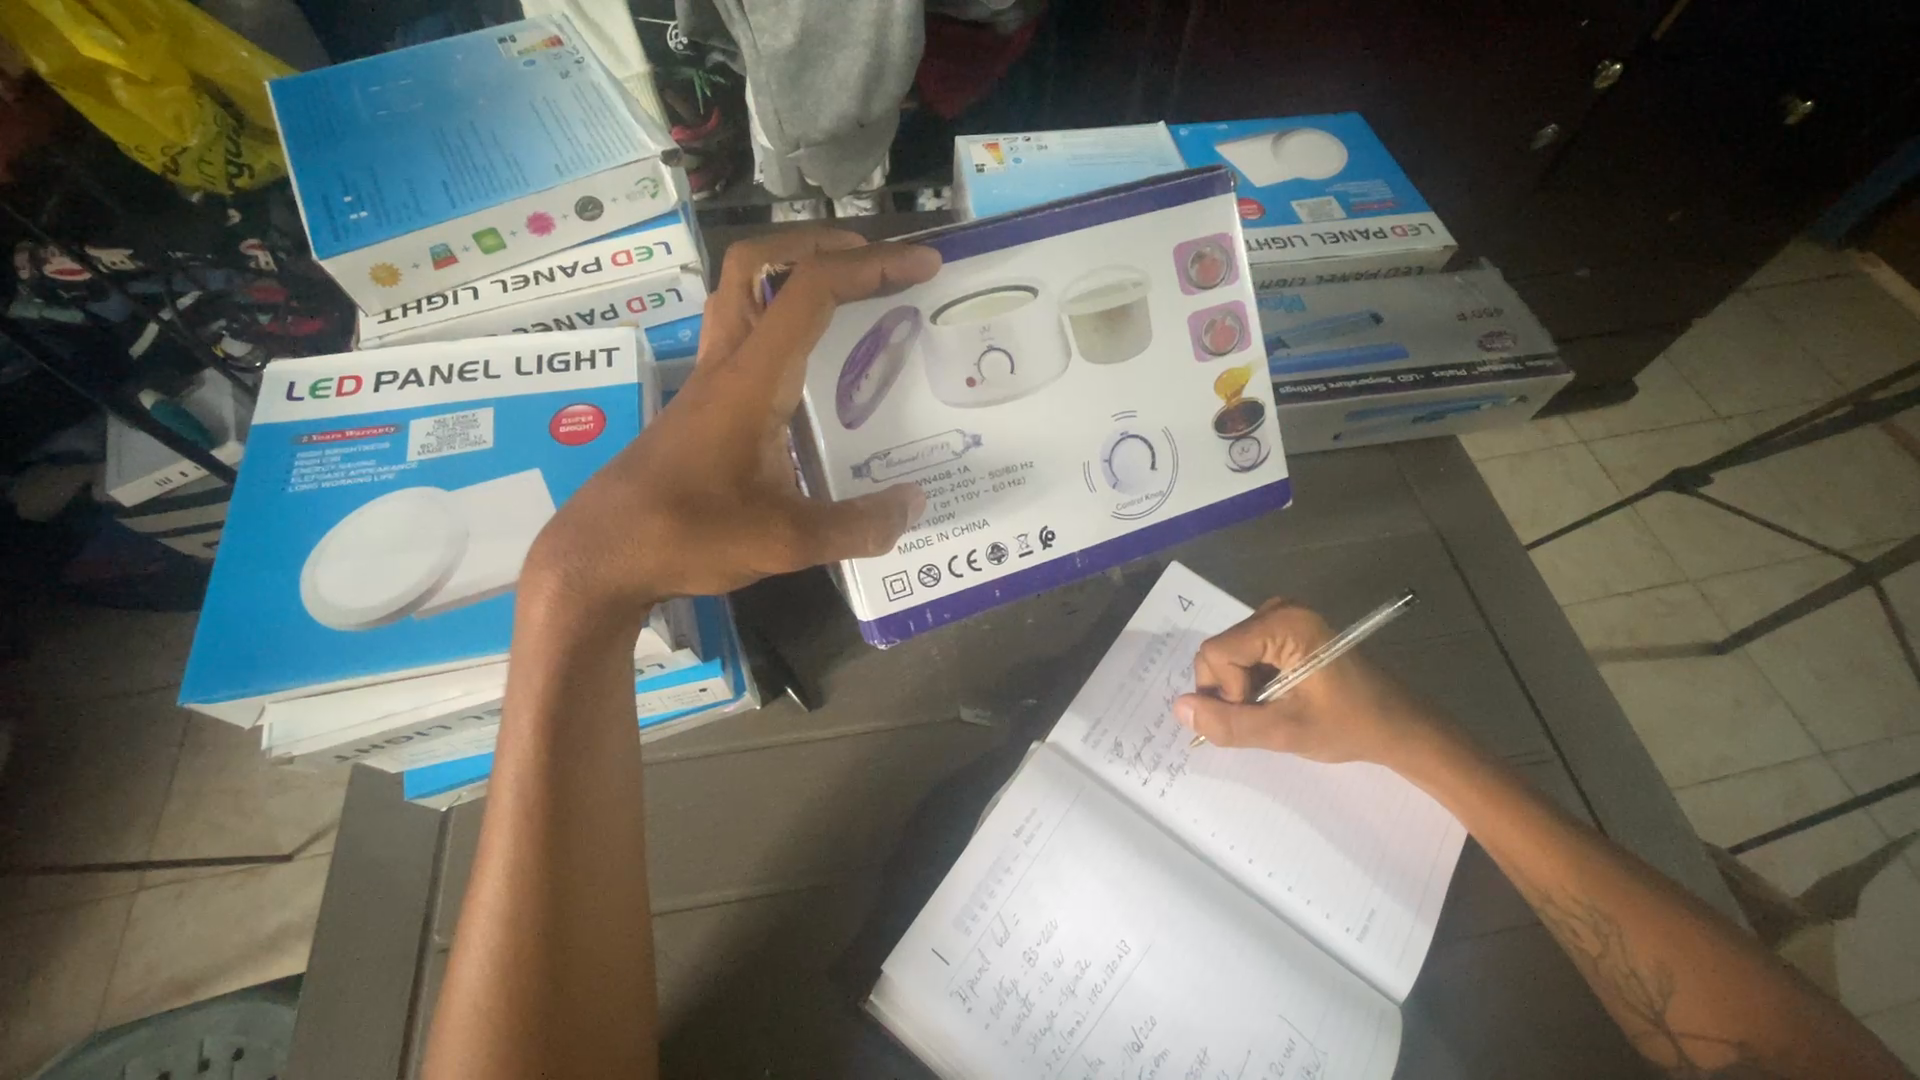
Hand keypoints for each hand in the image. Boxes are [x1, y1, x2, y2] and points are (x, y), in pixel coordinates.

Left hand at [521, 228, 941, 633]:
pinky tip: (813, 378)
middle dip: (820, 246)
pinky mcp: (701, 410)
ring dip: (793, 280)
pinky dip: (782, 330)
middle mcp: (726, 366)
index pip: (810, 289)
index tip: (921, 266)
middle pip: (758, 265)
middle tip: (874, 264)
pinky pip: (742, 341)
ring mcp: (708, 385)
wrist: (599, 559)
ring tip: (849, 304)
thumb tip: (914, 505)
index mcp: (751, 379)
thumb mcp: (786, 541)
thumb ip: (856, 525)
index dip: (871, 265)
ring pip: (742, 298)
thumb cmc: (686, 536)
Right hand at [1173, 599, 1446, 768]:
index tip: (1261, 712)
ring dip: (1240, 687)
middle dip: (1231, 688)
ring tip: (1277, 706)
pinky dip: (1251, 679)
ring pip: (1228, 654)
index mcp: (1283, 624)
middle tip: (1267, 713)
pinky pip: (1244, 652)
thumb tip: (1179, 708)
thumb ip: (1228, 723)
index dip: (1226, 690)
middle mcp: (1278, 609)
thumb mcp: (1285, 732)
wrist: (1399, 725)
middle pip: (1218, 650)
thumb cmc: (1349, 726)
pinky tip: (1280, 695)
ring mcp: (1283, 616)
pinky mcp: (1286, 628)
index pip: (1215, 653)